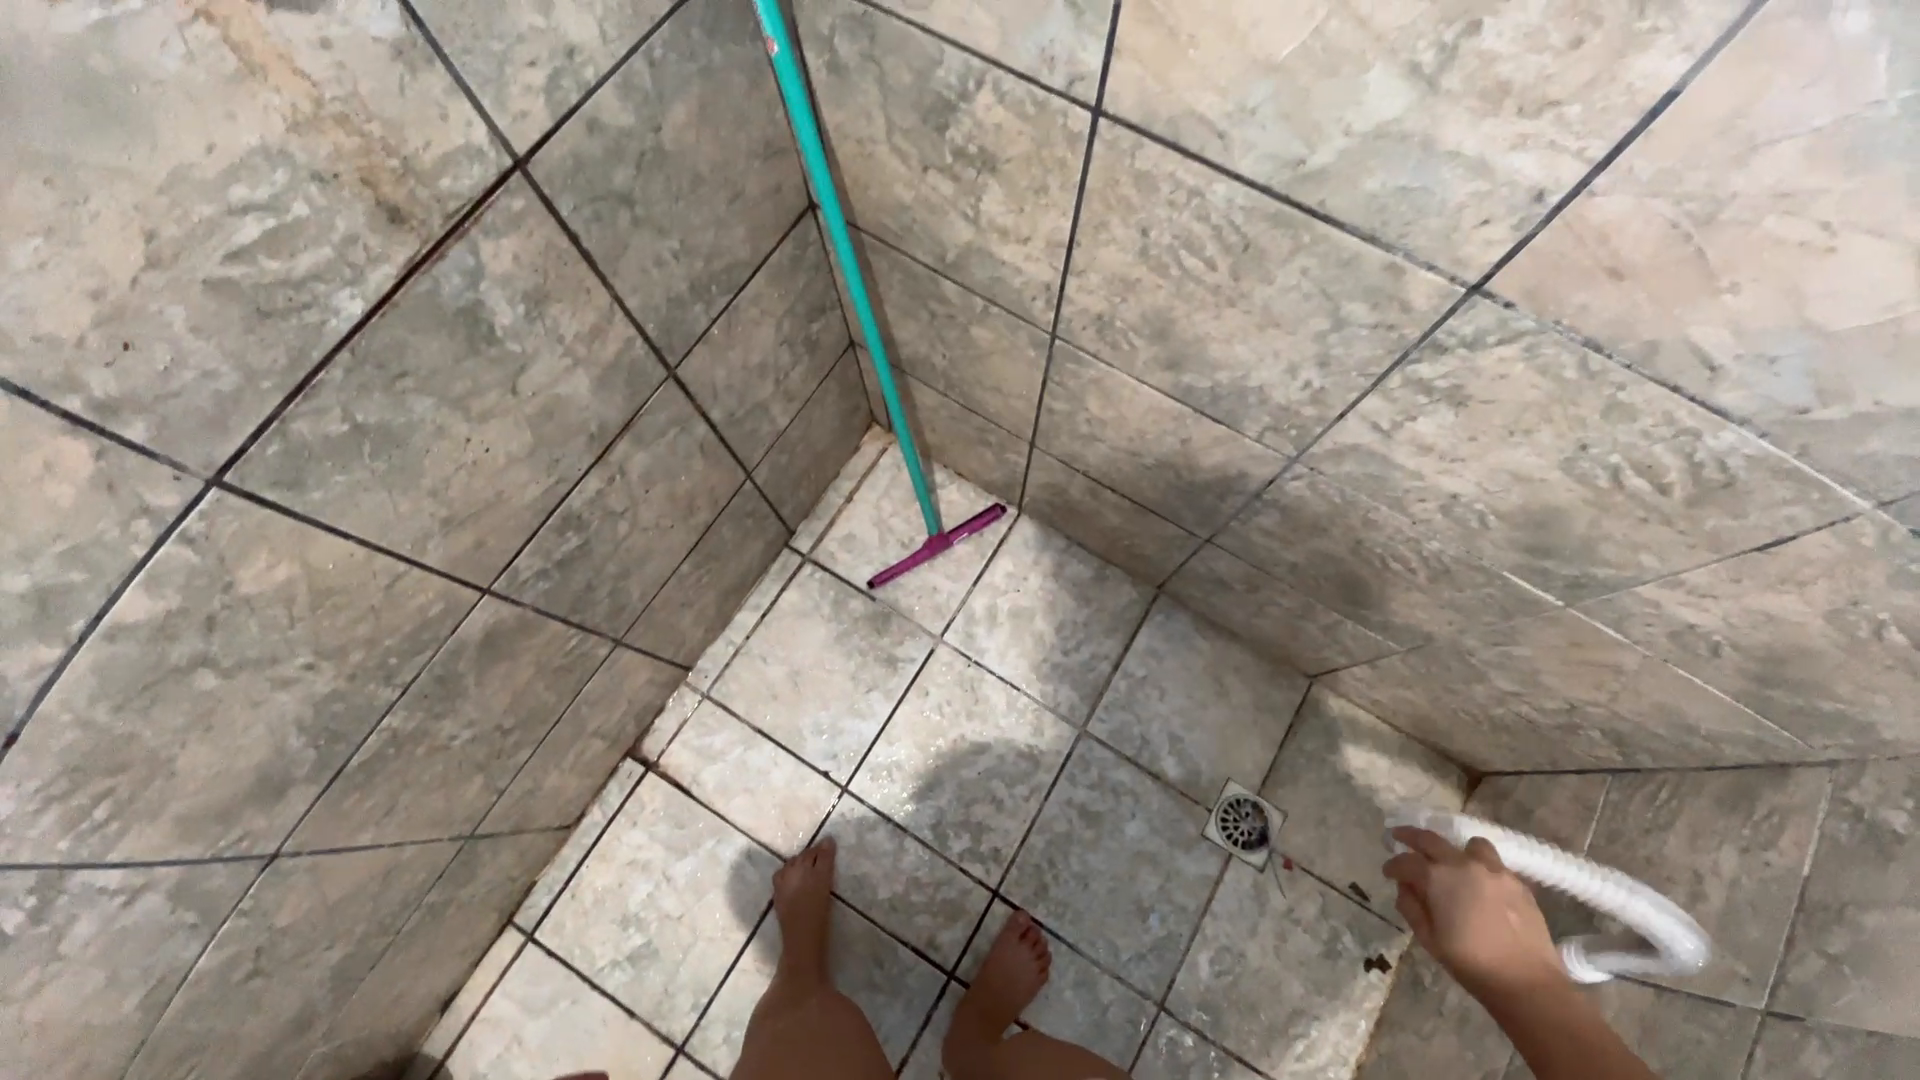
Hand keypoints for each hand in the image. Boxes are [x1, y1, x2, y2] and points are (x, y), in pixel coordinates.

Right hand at [1383, 826, 1566, 1000]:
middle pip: (1430, 839)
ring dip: (1455, 850)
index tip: (1388, 872)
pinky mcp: (1518, 883)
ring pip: (1469, 845)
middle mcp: (1463, 864)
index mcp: (1437, 877)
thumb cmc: (1470, 962)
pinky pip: (1494, 865)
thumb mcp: (1428, 938)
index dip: (1393, 866)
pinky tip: (1481, 888)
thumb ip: (1410, 906)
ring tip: (1453, 865)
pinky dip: (1481, 869)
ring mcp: (1494, 871)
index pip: (1405, 861)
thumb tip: (1405, 887)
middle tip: (1399, 837)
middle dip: (1410, 837)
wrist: (1527, 982)